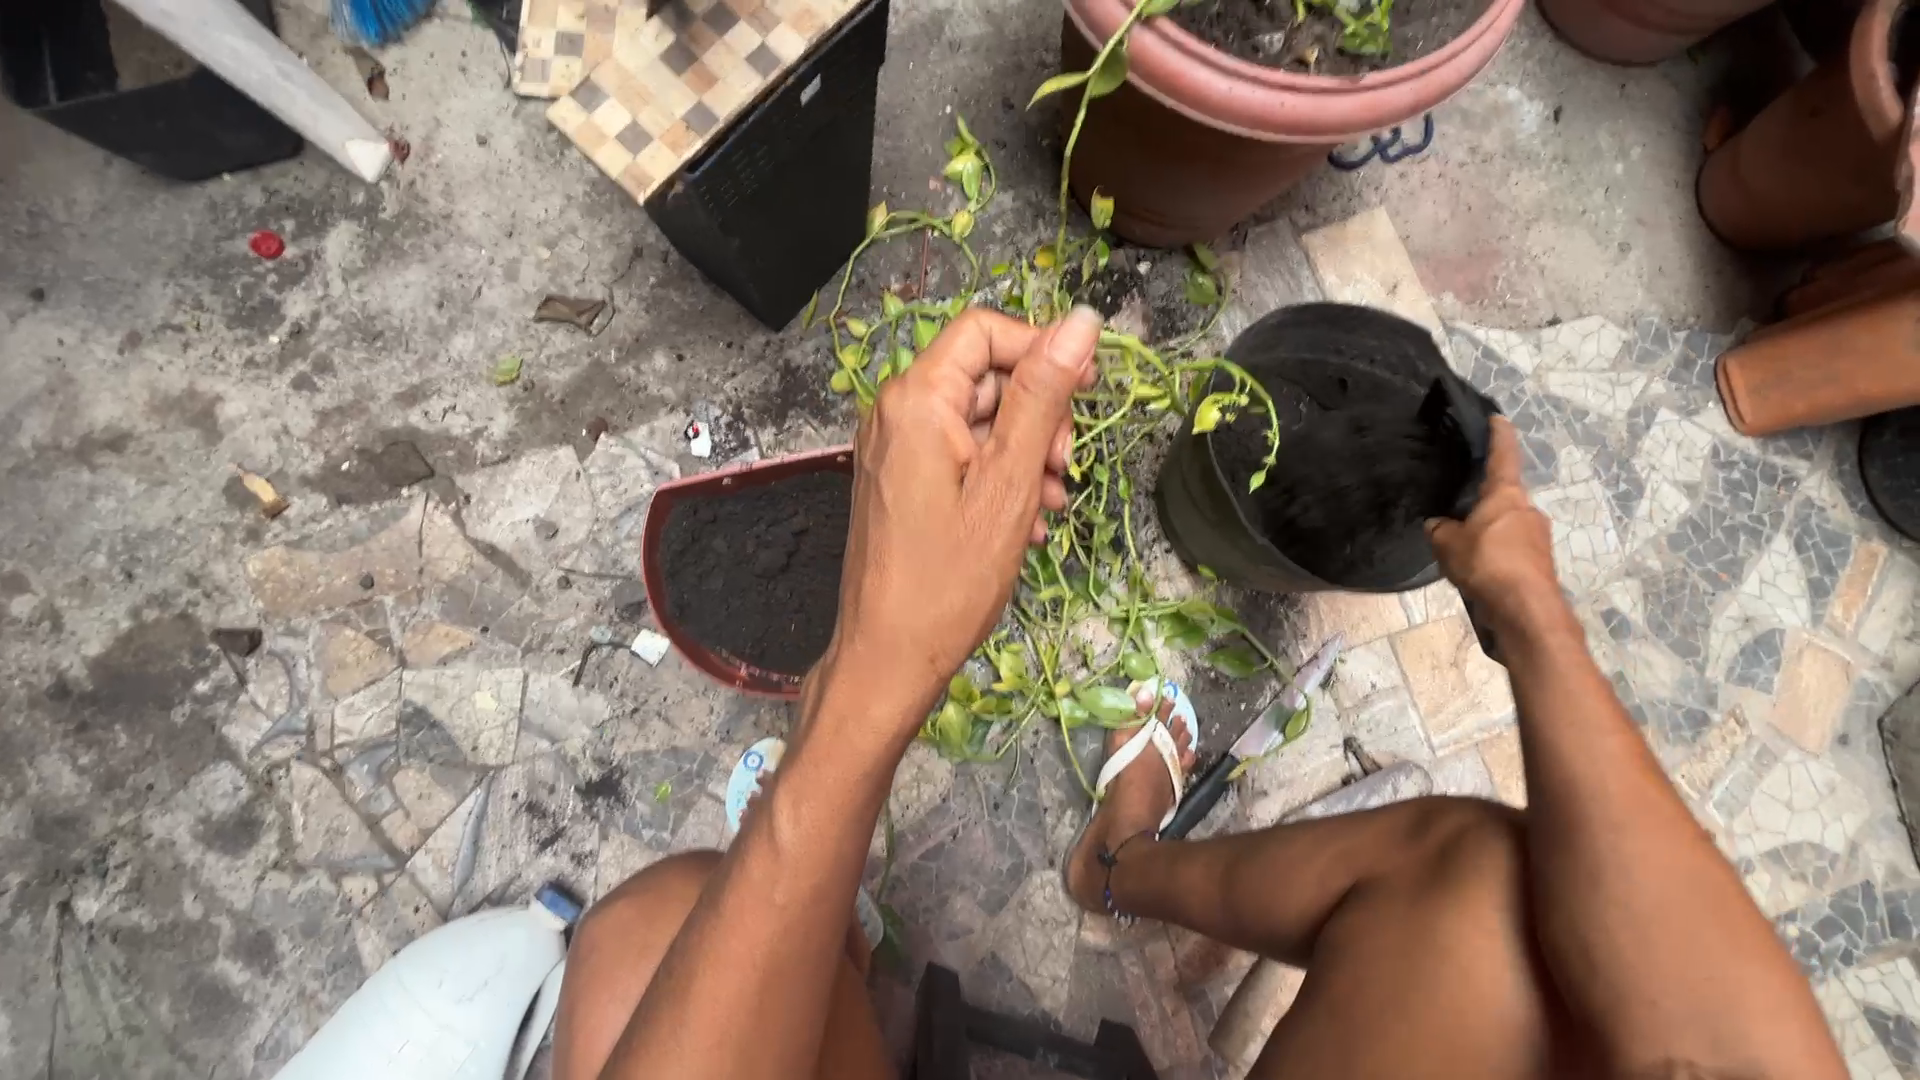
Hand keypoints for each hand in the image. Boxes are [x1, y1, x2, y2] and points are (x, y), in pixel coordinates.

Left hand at [813, 307, 1102, 728]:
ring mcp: (894, 449)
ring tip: (1052, 504)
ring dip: (1026, 453)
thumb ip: (1044, 396)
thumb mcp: (1010, 483)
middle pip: (985, 376)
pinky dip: (999, 477)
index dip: (1042, 348)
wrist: (888, 656)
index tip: (1086, 392)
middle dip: (1038, 415)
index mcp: (917, 399)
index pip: (986, 331)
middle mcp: (896, 413)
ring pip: (978, 421)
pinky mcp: (900, 481)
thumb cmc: (951, 578)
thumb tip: (1082, 321)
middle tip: (1066, 469)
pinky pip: (959, 456)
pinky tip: (1026, 521)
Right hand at [1425, 417, 1566, 635]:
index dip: (1499, 436)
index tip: (1498, 418)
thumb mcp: (1446, 543)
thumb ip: (1439, 528)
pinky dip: (1492, 552)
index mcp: (1506, 496)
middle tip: (1456, 508)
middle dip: (1482, 501)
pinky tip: (1473, 567)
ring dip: (1485, 530)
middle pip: (1502, 496)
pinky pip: (1508, 548)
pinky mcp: (1537, 562)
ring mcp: (1536, 537)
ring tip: (1459, 546)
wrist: (1524, 608)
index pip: (1502, 457)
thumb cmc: (1485, 564)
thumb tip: (1439, 524)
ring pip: (1505, 524)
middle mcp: (1527, 510)